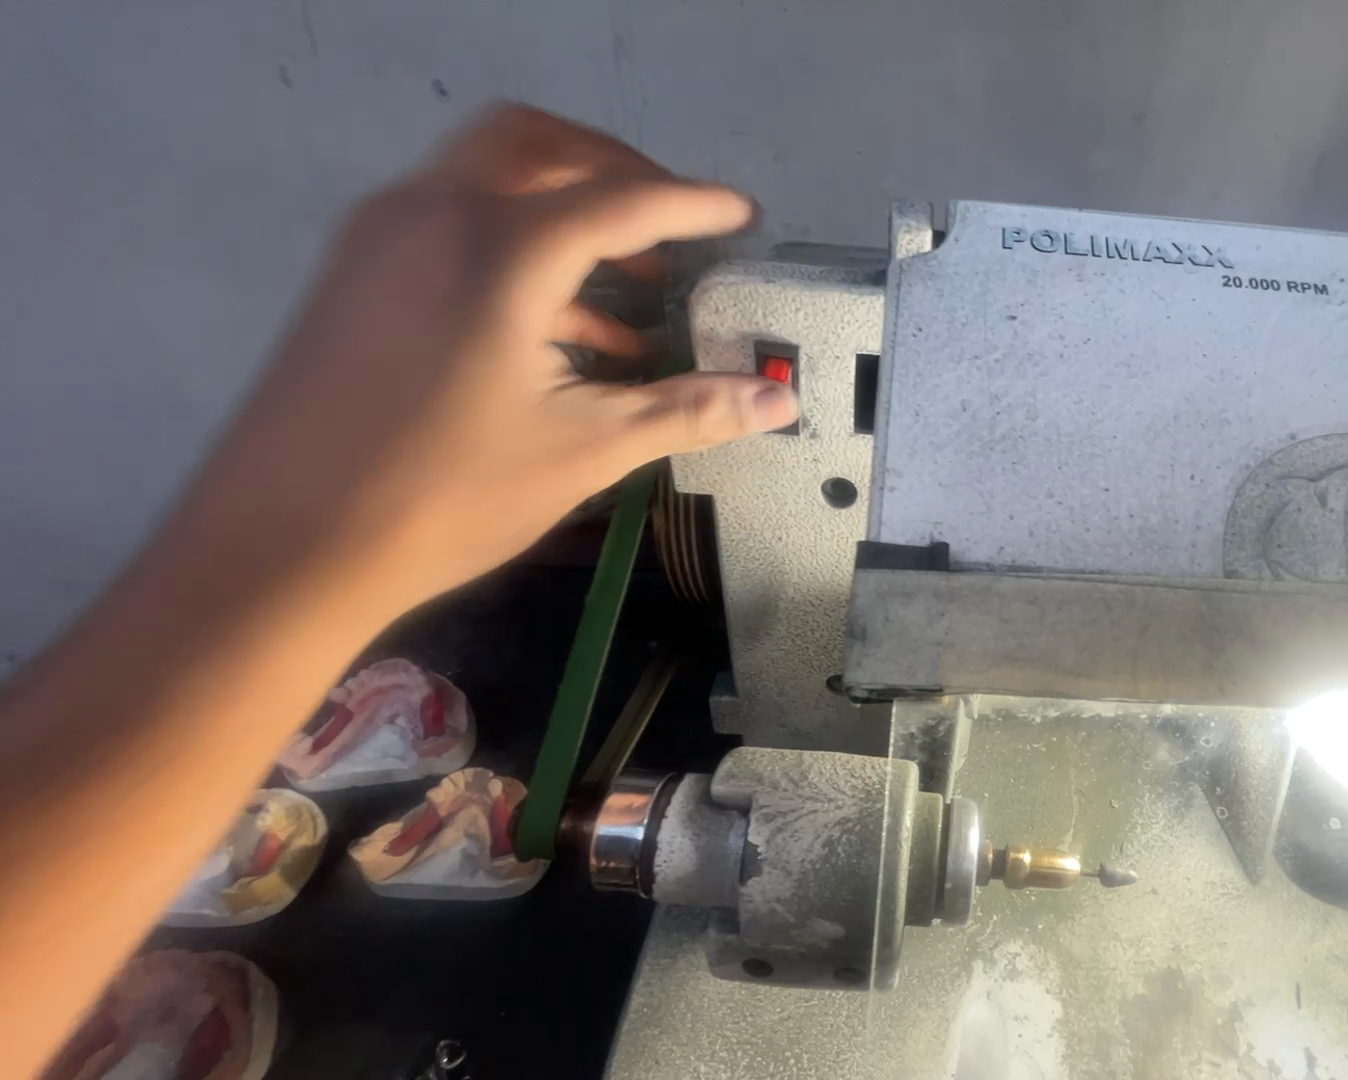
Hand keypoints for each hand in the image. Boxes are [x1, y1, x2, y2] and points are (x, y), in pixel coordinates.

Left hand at [169, 104, 796, 616]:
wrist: (283, 548)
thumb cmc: (449, 495)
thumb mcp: (589, 448)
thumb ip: (691, 410)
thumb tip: (779, 402)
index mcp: (499, 252)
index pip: (620, 200)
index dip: (694, 205)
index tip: (745, 216)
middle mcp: (434, 214)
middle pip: (542, 146)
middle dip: (622, 172)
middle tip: (680, 226)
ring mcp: (385, 237)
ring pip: (491, 174)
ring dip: (572, 207)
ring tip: (640, 278)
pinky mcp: (361, 273)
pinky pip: (458, 222)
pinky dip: (527, 247)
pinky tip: (574, 327)